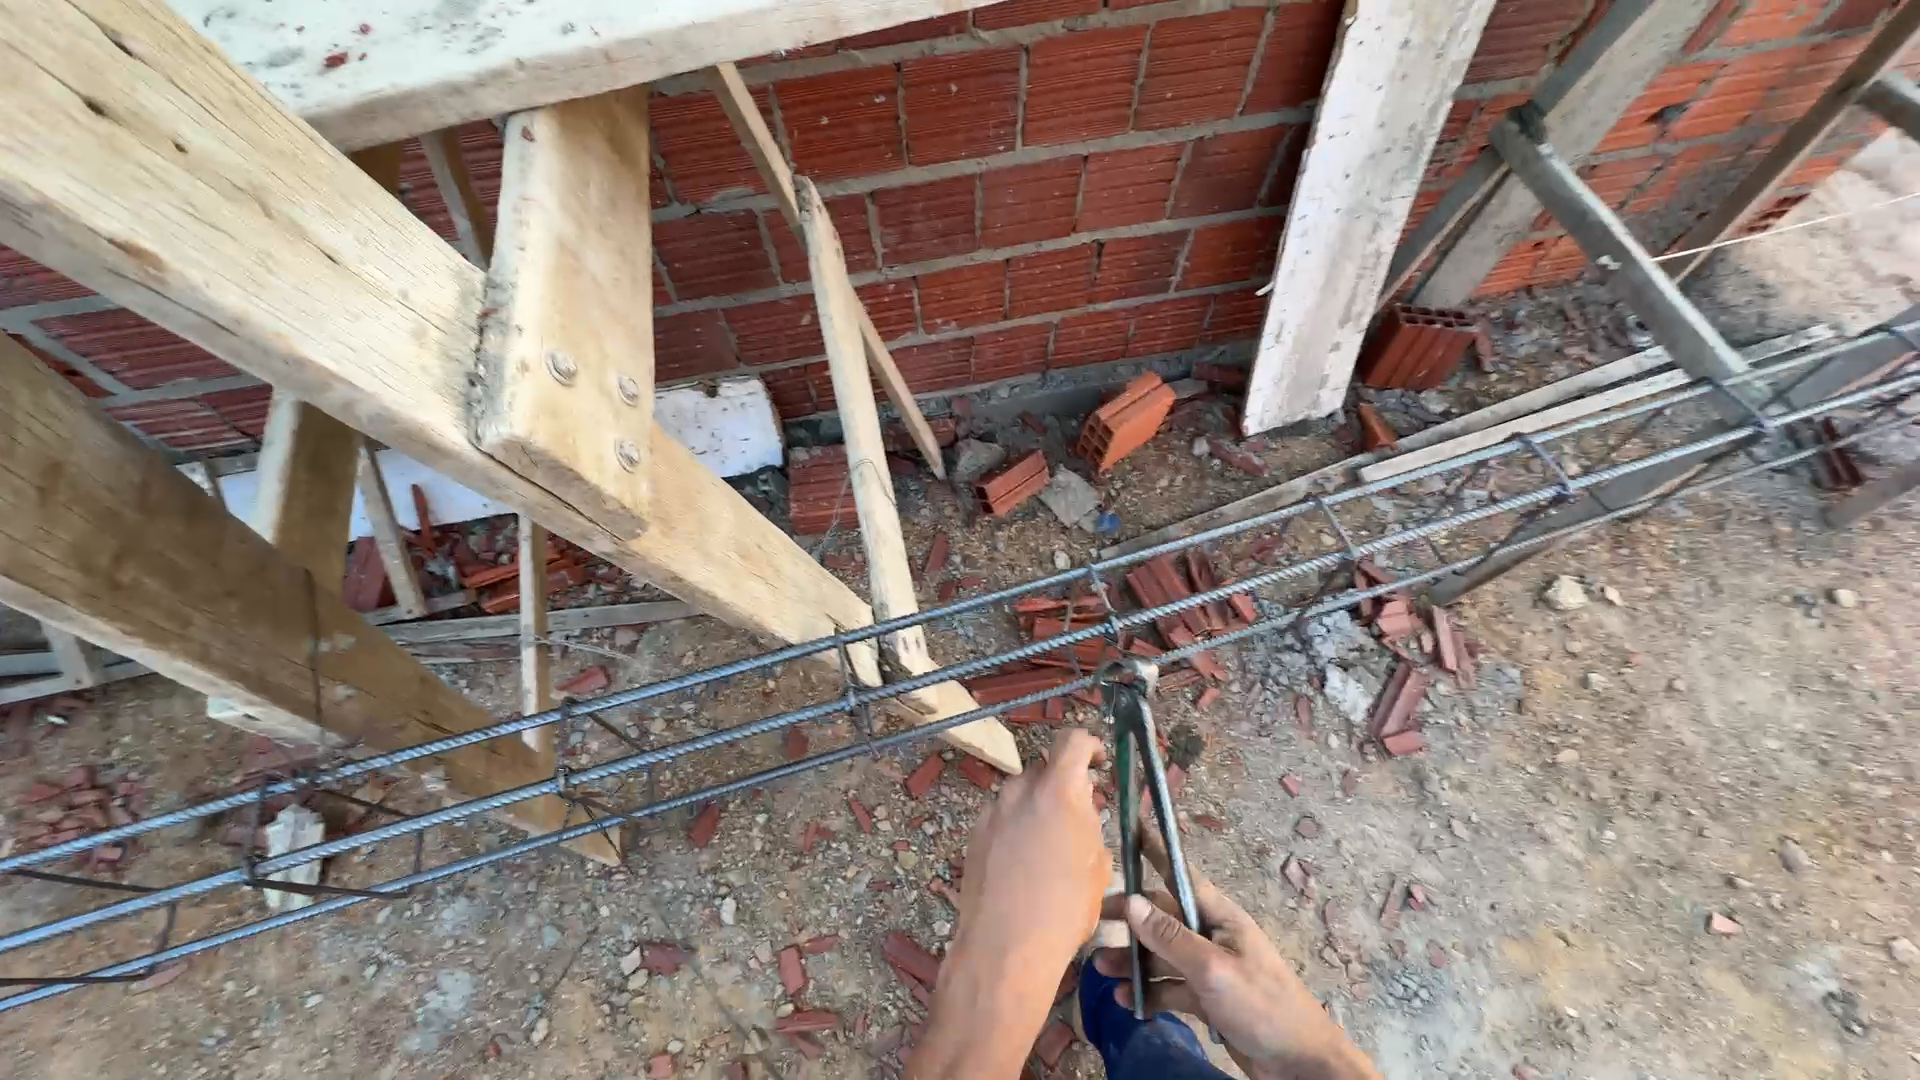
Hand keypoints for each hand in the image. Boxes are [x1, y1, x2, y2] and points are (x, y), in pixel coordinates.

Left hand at [952, 727, 1110, 961]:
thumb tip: (1084, 808)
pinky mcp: (975, 831)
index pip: (1073, 741)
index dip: (1090, 745)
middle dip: (1064, 787)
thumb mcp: (1098, 866)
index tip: (1099, 761)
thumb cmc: (1064, 908)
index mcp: (1058, 789)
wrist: (1005, 945)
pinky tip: (1021, 863)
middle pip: (1046, 771)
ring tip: (1048, 847)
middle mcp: (1022, 789)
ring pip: (1022, 795)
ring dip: (1037, 808)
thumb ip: (1090, 823)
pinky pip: (1002, 817)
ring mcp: (993, 809)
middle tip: (1078, 818)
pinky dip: (1015, 828)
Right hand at [1093, 822, 1380, 1079]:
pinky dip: (1148, 992)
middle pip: (1161, 918)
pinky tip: (1127, 1001)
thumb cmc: (1262, 1005)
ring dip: (1133, 961)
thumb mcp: (1212, 968)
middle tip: (1095, 923)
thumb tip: (1132, 901)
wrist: (1300, 1065)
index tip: (1130, 828)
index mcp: (1218, 914)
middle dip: (1130, 920)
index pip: (1179, 873)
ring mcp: (1208, 967)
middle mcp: (1210, 934)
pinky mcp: (1206, 998)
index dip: (1154, 851)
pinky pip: (1169, 987)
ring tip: (1102, 970)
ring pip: (1161, 956)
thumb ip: (1170, 936)